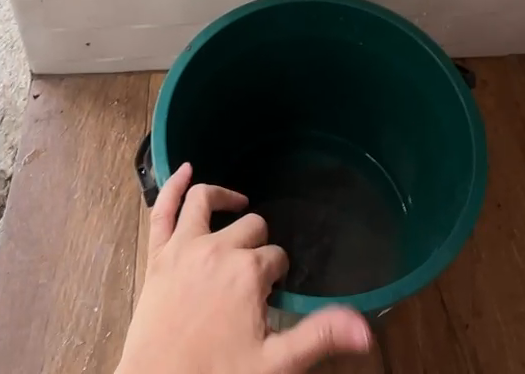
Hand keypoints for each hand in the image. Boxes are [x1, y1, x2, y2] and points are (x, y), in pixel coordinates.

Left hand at [116, 163, 372, 373]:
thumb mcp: (275, 363)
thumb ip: (319, 336)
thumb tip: (367, 328)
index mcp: (249, 272)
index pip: (277, 257)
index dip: (277, 274)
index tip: (271, 293)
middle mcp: (218, 249)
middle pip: (250, 227)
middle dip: (258, 244)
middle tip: (255, 272)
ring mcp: (184, 247)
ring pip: (206, 201)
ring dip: (225, 197)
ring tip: (238, 203)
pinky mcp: (158, 253)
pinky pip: (162, 209)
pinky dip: (173, 184)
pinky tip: (185, 170)